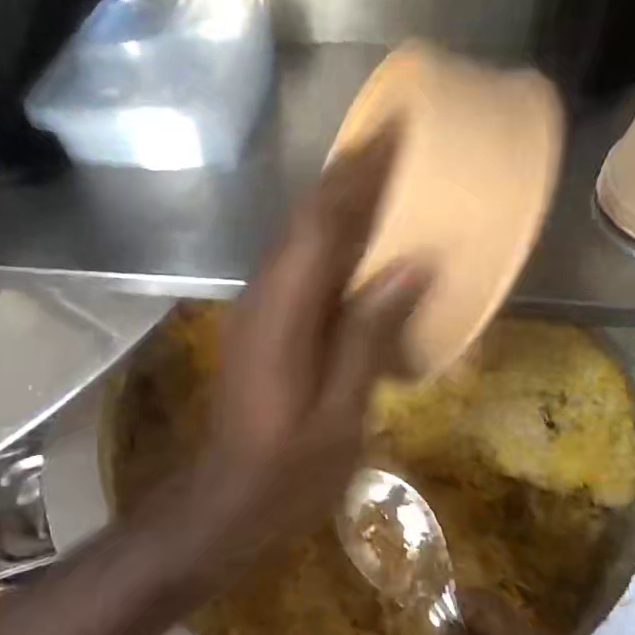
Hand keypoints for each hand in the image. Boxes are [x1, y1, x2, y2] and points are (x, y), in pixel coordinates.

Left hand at [195, 134, 429, 555]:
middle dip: (349, 180)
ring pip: (298, 243)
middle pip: (305, 222)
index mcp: (283, 316)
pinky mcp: (259, 330)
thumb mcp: (339, 416)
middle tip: (398, 147)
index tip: (393, 130)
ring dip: (337, 209)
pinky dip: (328, 249)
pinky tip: (360, 254)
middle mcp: (262, 300)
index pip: (321, 223)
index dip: (357, 174)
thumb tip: (408, 266)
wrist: (226, 504)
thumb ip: (367, 337)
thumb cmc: (287, 474)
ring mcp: (255, 313)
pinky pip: (297, 272)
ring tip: (386, 185)